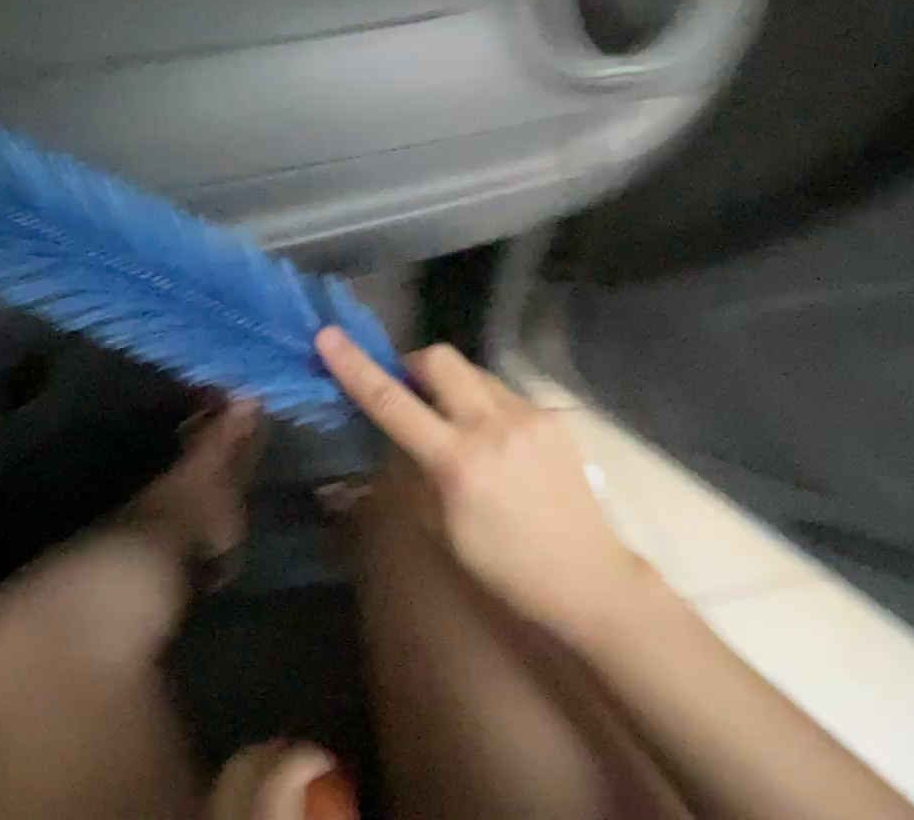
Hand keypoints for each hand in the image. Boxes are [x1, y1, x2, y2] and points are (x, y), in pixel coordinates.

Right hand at [316, 327, 650, 636]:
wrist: (584, 576)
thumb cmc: (499, 564)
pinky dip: (482, 405)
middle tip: (407, 392)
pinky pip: (501, 393)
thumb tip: (400, 431)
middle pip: (439, 358)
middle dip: (413, 364)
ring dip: (450, 386)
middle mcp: (492, 426)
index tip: (329, 336)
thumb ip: (413, 468)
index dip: (355, 366)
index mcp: (456, 461)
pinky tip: (493, 442)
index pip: (391, 402)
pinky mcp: (552, 417)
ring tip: (453, 423)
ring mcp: (529, 416)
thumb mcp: (436, 524)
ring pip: (473, 371)